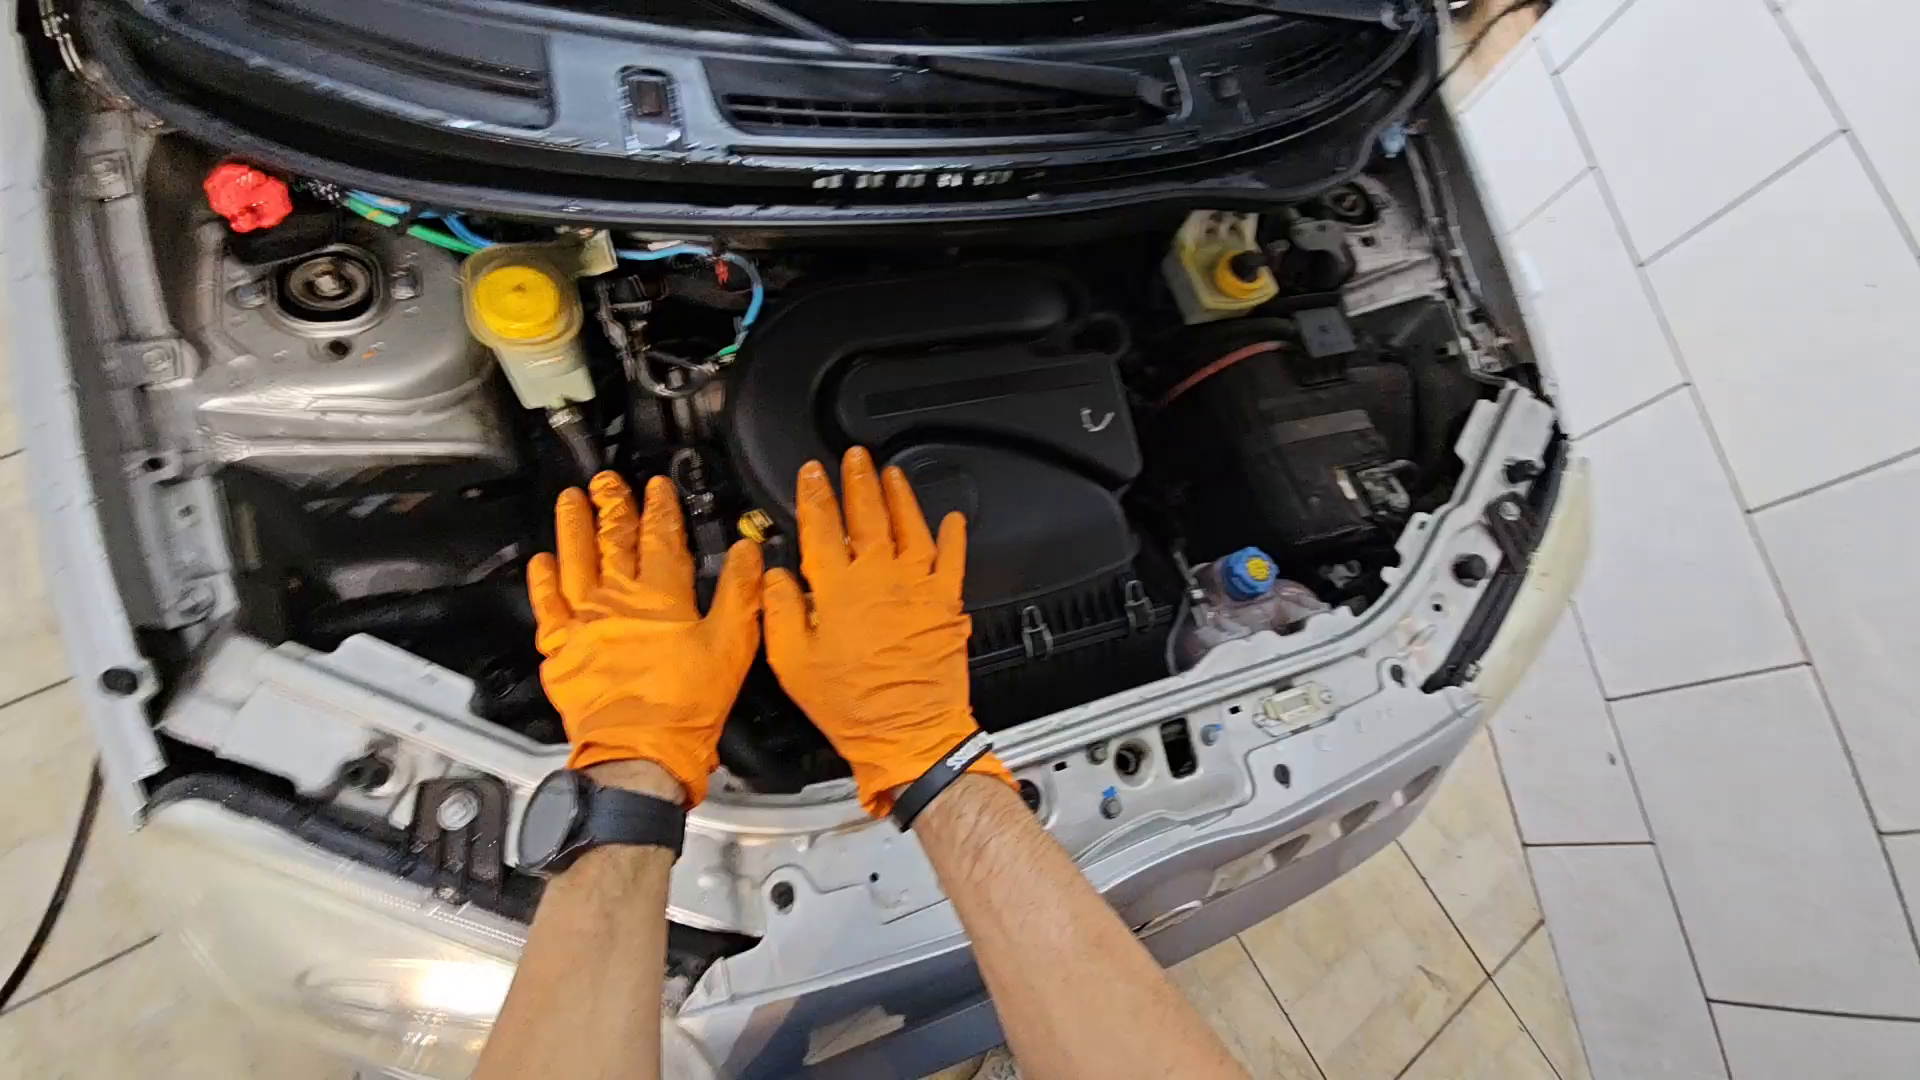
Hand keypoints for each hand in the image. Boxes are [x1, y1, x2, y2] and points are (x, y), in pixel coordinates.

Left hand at [528, 471, 761, 805]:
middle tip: (607, 480)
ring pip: (575, 562)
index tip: (655, 485)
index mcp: (661, 596)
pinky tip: (541, 561)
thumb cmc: (688, 703)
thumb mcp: (732, 645)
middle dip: (613, 506)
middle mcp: (617, 600)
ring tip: (572, 499)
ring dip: (574, 528)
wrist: (641, 752)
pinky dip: (543, 582)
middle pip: (614, 541)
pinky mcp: (562, 649)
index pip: (660, 538)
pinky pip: (547, 607)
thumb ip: (740, 593)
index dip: (659, 508)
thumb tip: (748, 551)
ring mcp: (584, 623)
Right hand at [762, 447, 1014, 817]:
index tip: (812, 473)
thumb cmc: (853, 705)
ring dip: (901, 496)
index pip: (822, 526)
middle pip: (868, 515)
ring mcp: (918, 586)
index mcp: (839, 588)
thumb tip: (775, 577)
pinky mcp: (946, 602)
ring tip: (893, 474)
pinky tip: (953, 519)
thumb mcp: (794, 664)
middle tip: (856, 458)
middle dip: (859, 481)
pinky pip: (953, 559)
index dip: (815, 494)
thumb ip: (780, 612)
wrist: (910, 731)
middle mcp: (880, 577)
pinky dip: (954, 536)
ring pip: (910, 526)